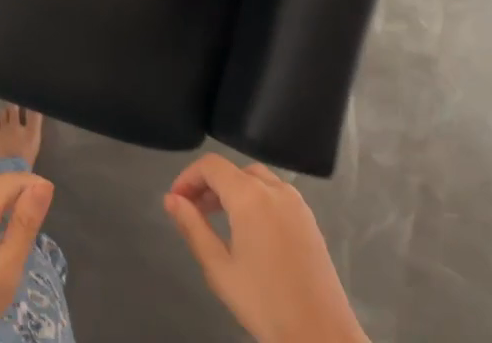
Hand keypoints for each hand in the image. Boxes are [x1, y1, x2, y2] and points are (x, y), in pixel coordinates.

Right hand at [164, 153, 368, 342]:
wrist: (320, 334)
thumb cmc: (263, 302)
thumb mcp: (218, 267)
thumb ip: (192, 227)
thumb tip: (171, 199)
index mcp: (250, 197)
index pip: (212, 166)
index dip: (188, 177)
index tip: (175, 201)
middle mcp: (276, 190)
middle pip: (234, 170)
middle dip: (208, 184)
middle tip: (191, 211)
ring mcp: (297, 203)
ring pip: (256, 179)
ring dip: (232, 189)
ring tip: (216, 219)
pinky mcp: (309, 219)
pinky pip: (276, 194)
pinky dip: (255, 198)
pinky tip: (248, 229)